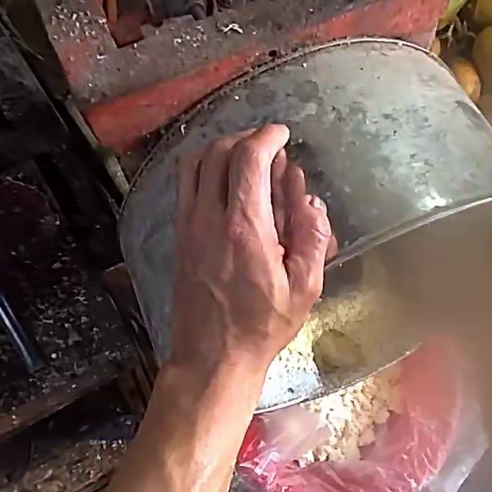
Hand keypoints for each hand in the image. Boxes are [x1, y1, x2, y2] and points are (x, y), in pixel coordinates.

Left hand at [167, 124, 332, 387]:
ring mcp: (188, 226)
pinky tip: (224, 183)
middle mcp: (209, 218)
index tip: (283, 135)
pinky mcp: (179, 237)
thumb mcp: (305, 288)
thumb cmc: (262, 327)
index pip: (249, 158)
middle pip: (219, 152)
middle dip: (247, 139)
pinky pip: (184, 186)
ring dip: (220, 149)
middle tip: (270, 149)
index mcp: (245, 228)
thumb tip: (309, 198)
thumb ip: (312, 237)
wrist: (212, 356)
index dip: (268, 136)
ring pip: (194, 163)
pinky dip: (202, 169)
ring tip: (245, 160)